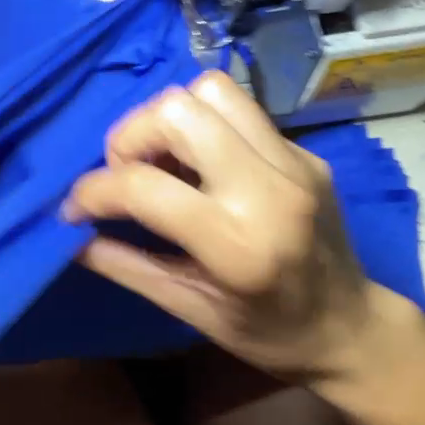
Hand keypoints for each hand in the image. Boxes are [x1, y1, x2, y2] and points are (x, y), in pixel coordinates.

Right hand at [64, 70, 411, 377]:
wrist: (354, 329)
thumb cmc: (268, 334)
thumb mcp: (189, 311)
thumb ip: (126, 267)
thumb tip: (70, 236)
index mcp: (238, 243)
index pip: (144, 186)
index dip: (93, 192)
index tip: (76, 209)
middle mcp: (268, 187)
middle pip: (177, 111)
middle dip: (130, 137)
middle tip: (127, 175)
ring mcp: (292, 160)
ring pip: (210, 90)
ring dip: (170, 119)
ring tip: (164, 160)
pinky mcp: (304, 149)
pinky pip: (238, 110)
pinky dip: (204, 127)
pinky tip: (203, 166)